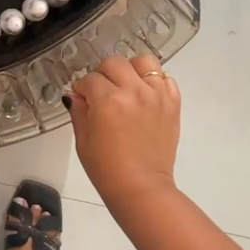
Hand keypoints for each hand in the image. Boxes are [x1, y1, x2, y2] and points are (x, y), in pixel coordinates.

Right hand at [69, 54, 180, 207]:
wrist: (141, 187)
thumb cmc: (106, 169)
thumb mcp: (83, 140)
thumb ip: (79, 112)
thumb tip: (76, 95)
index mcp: (107, 101)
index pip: (90, 79)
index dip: (82, 88)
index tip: (82, 98)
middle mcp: (134, 92)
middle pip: (114, 63)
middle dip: (102, 74)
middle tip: (101, 91)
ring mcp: (157, 96)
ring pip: (143, 62)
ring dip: (131, 70)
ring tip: (126, 86)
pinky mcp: (173, 104)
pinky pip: (165, 79)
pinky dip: (154, 82)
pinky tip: (145, 96)